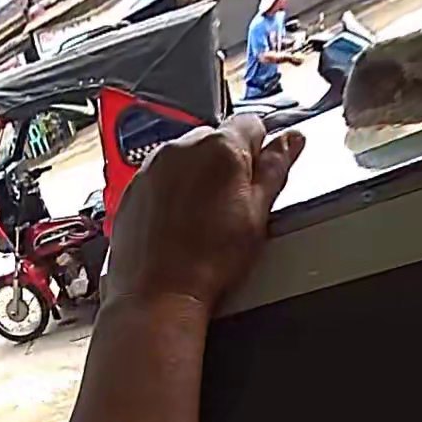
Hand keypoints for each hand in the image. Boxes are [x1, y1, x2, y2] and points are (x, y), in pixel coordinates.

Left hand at [105, 115, 304, 312]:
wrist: (158, 296)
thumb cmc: (205, 265)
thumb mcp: (256, 217)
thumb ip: (276, 170)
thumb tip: (290, 142)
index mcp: (220, 147)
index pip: (251, 125)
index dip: (259, 153)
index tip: (257, 177)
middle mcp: (181, 149)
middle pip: (213, 142)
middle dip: (222, 167)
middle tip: (227, 210)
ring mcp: (151, 169)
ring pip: (182, 161)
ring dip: (192, 181)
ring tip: (197, 225)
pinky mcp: (131, 192)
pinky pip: (155, 182)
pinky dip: (165, 197)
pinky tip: (173, 229)